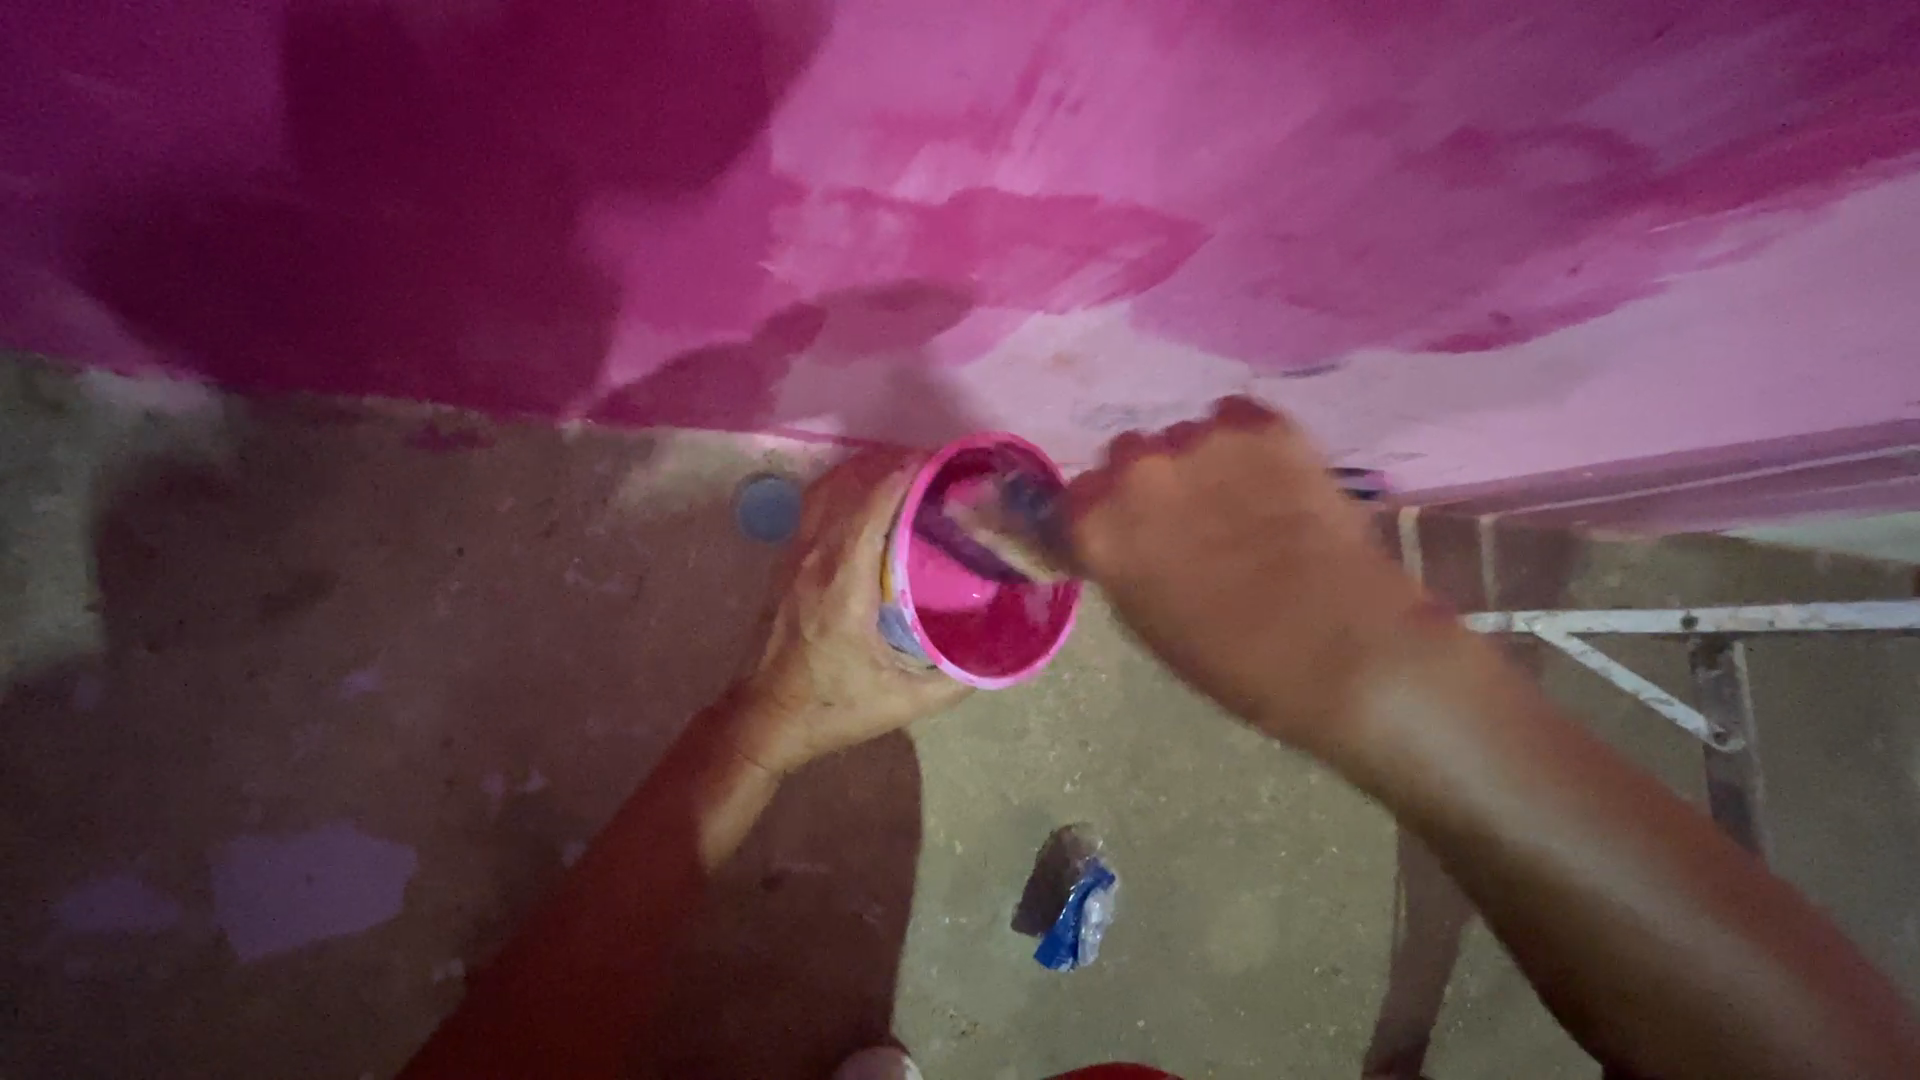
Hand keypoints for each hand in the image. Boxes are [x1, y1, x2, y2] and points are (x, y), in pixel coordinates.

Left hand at [735, 451, 972, 772]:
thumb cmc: (832, 707)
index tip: (943, 463)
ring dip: (865, 470)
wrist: (763, 720)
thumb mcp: (903, 701)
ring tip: (905, 471)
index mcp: (843, 582)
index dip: (907, 474)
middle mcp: (814, 557)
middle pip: (851, 485)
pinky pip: (813, 506)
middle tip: (936, 467)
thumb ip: (956, 678)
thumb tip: (1000, 652)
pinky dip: (842, 487)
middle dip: (893, 465)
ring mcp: (792, 557)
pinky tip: (867, 495)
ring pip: (826, 489)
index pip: (873, 504)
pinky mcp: (783, 563)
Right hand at [1067, 396, 1445, 752]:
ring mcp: (1200, 441)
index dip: (1095, 518)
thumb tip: (1122, 536)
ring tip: (1237, 502)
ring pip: (1181, 437)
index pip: (1071, 500)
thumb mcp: (1144, 619)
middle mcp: (1136, 470)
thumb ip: (1118, 561)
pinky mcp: (1263, 426)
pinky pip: (1234, 418)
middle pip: (1124, 458)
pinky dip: (1243, 444)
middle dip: (1146, 485)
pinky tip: (1269, 479)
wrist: (1340, 649)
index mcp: (1097, 525)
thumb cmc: (1231, 660)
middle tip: (1183, 518)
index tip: (1118, 535)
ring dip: (1197, 465)